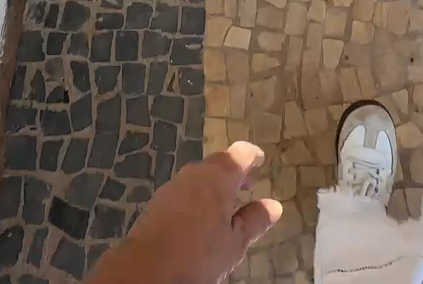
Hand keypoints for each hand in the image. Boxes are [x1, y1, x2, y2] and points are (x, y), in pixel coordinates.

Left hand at [84, 141, 282, 283]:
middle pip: (219, 163)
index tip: (261, 160)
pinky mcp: (160, 201)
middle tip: (248, 182)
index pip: (240, 154)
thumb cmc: (199, 254)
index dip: (252, 156)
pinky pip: (186, 190)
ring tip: (228, 202)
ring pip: (201, 177)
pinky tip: (203, 215)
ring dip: (216, 185)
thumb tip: (274, 205)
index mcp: (218, 176)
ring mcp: (175, 185)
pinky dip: (199, 196)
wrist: (147, 268)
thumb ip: (254, 221)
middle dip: (234, 172)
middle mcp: (196, 173)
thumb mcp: (234, 243)